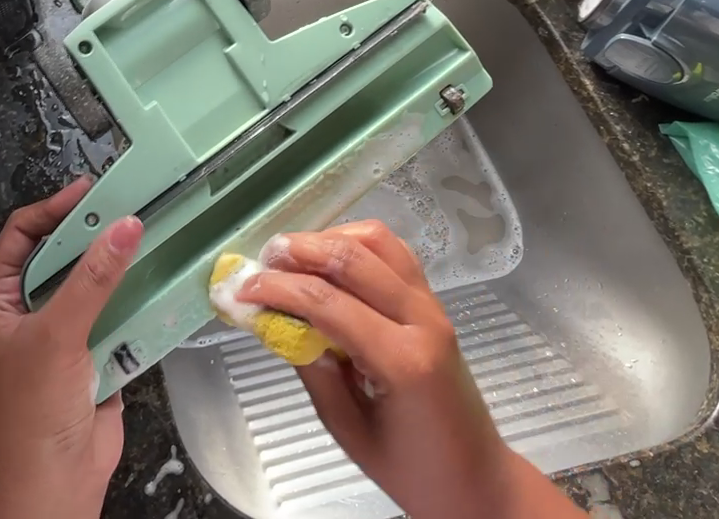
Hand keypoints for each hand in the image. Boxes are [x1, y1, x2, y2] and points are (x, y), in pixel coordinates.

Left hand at [0, 176, 143, 518]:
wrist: (55, 490)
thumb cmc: (31, 413)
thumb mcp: (56, 335)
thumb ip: (93, 280)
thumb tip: (124, 227)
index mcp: (3, 299)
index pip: (23, 235)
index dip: (53, 209)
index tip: (90, 191)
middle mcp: (33, 309)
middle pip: (66, 256)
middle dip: (95, 235)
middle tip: (130, 208)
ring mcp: (68, 331)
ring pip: (96, 284)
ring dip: (121, 267)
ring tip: (151, 236)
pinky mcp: (100, 352)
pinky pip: (120, 314)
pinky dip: (138, 301)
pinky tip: (160, 281)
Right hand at [241, 221, 582, 518]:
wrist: (478, 479)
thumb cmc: (412, 469)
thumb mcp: (347, 429)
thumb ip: (309, 366)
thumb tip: (269, 318)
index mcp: (403, 361)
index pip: (328, 302)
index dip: (277, 289)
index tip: (240, 290)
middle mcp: (422, 320)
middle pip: (352, 258)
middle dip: (297, 252)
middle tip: (259, 263)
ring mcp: (432, 304)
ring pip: (375, 241)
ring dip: (326, 239)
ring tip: (288, 257)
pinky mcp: (432, 299)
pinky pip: (391, 251)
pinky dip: (353, 242)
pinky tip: (326, 259)